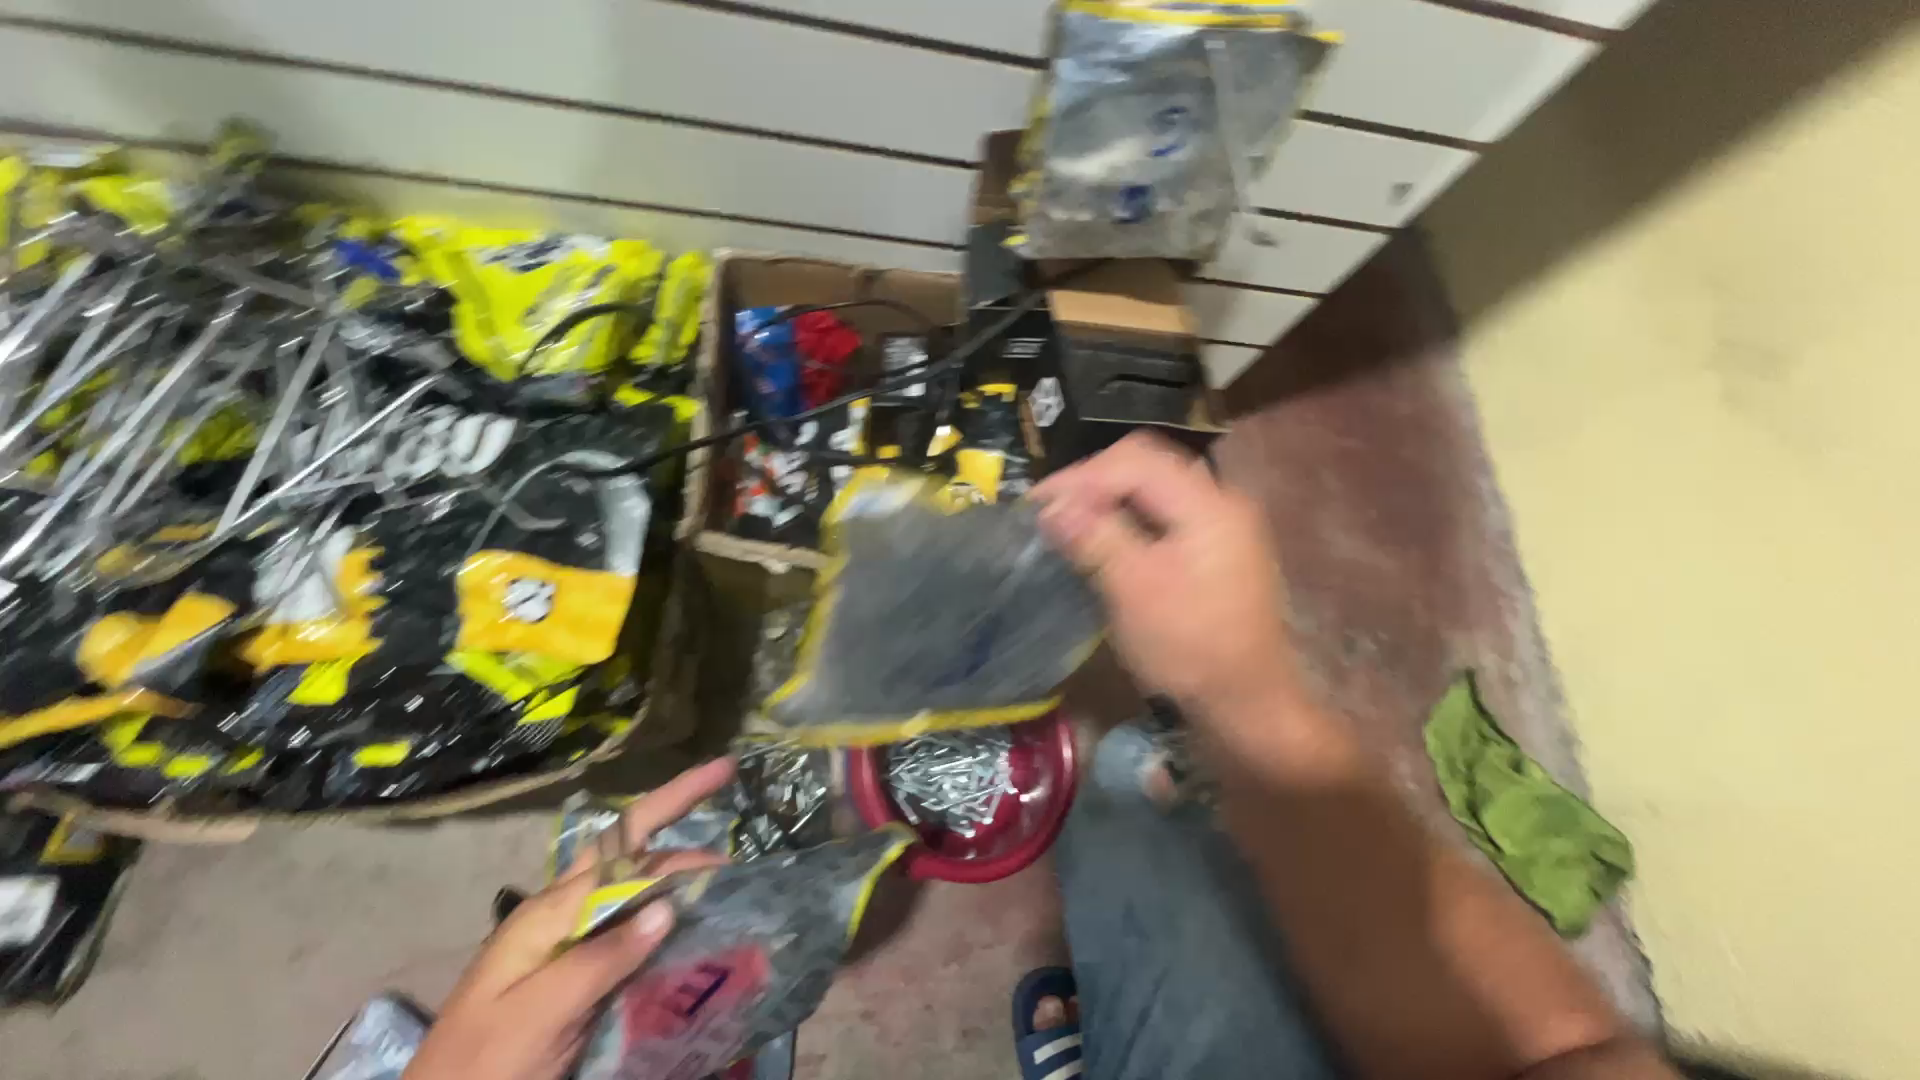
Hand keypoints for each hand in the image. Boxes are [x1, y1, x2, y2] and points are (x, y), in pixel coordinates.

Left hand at [402, 758, 736, 1079]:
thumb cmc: (481, 1067)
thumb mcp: (536, 1015)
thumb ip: (600, 960)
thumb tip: (668, 907)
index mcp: (552, 910)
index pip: (624, 839)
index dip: (676, 798)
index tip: (725, 769)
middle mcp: (564, 916)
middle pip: (637, 860)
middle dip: (689, 853)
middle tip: (741, 876)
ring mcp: (570, 947)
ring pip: (638, 898)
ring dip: (682, 891)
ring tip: (727, 905)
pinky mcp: (578, 979)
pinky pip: (633, 939)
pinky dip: (668, 932)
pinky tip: (693, 945)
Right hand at [1034, 433, 1299, 721]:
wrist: (1246, 706)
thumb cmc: (1190, 649)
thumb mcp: (1135, 591)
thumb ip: (1095, 538)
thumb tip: (1050, 505)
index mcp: (1208, 505)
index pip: (1136, 461)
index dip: (1081, 476)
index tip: (1037, 505)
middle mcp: (1220, 504)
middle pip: (1146, 466)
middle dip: (1092, 483)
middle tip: (1049, 510)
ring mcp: (1220, 528)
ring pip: (1153, 491)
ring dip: (1106, 500)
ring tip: (1066, 523)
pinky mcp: (1213, 553)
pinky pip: (1162, 517)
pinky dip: (1126, 521)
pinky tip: (1100, 541)